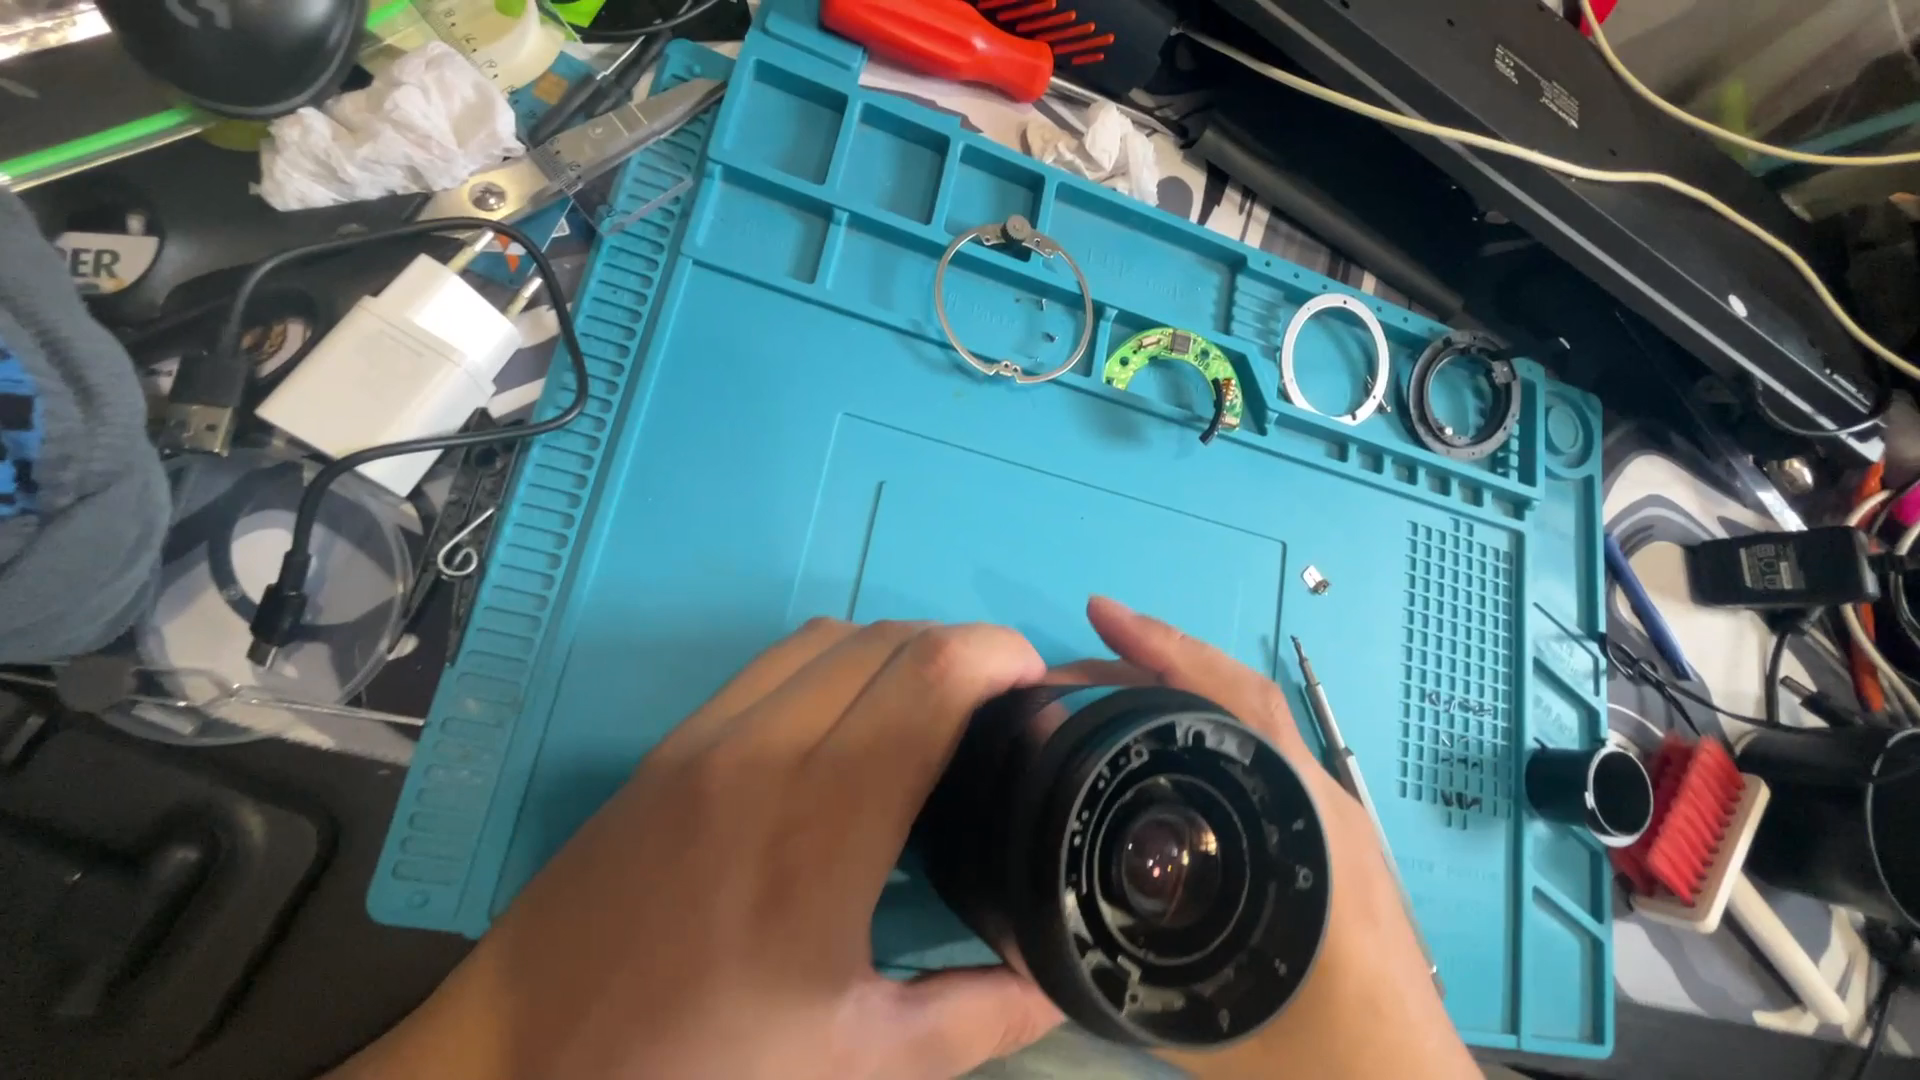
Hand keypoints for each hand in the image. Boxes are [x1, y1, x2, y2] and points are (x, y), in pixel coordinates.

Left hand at [333, 619, 1062, 1079]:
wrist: (514, 1071)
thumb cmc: (693, 1073)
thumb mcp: (853, 1064)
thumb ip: (973, 1017)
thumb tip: (1054, 979)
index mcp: (827, 820)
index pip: (933, 675)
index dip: (1002, 655)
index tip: (1040, 688)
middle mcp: (768, 749)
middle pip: (891, 638)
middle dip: (964, 648)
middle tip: (1000, 706)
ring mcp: (710, 735)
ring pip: (832, 636)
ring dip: (899, 649)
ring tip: (932, 705)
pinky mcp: (671, 743)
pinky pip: (777, 663)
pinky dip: (837, 663)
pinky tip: (849, 720)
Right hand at [1074, 597, 1475, 1079]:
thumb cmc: (1322, 1058)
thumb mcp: (1209, 1019)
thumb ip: (1127, 970)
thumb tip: (1037, 925)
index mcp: (1306, 823)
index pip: (1237, 702)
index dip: (1166, 647)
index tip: (1103, 614)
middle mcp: (1322, 802)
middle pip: (1239, 697)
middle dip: (1154, 661)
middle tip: (1078, 661)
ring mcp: (1329, 815)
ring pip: (1248, 721)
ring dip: (1176, 690)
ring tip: (1106, 687)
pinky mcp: (1324, 834)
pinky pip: (1253, 752)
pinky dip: (1199, 727)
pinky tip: (1160, 749)